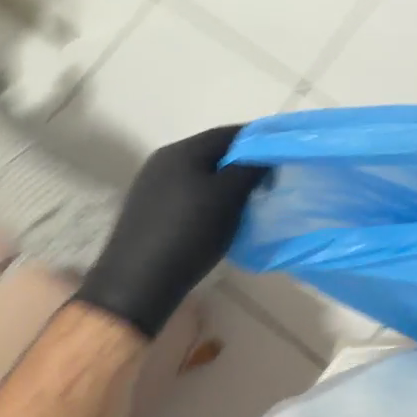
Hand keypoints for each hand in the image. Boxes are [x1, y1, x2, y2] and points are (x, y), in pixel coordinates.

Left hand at [75, 126, 267, 337]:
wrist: (138, 282)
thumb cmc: (189, 234)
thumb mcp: (228, 198)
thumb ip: (249, 169)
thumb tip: (264, 152)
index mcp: (182, 150)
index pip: (228, 134)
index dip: (256, 141)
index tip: (279, 156)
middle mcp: (162, 160)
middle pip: (211, 152)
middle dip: (240, 162)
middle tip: (265, 182)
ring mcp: (150, 184)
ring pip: (197, 173)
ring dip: (222, 182)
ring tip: (243, 202)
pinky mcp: (146, 208)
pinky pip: (184, 192)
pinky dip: (205, 197)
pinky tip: (214, 217)